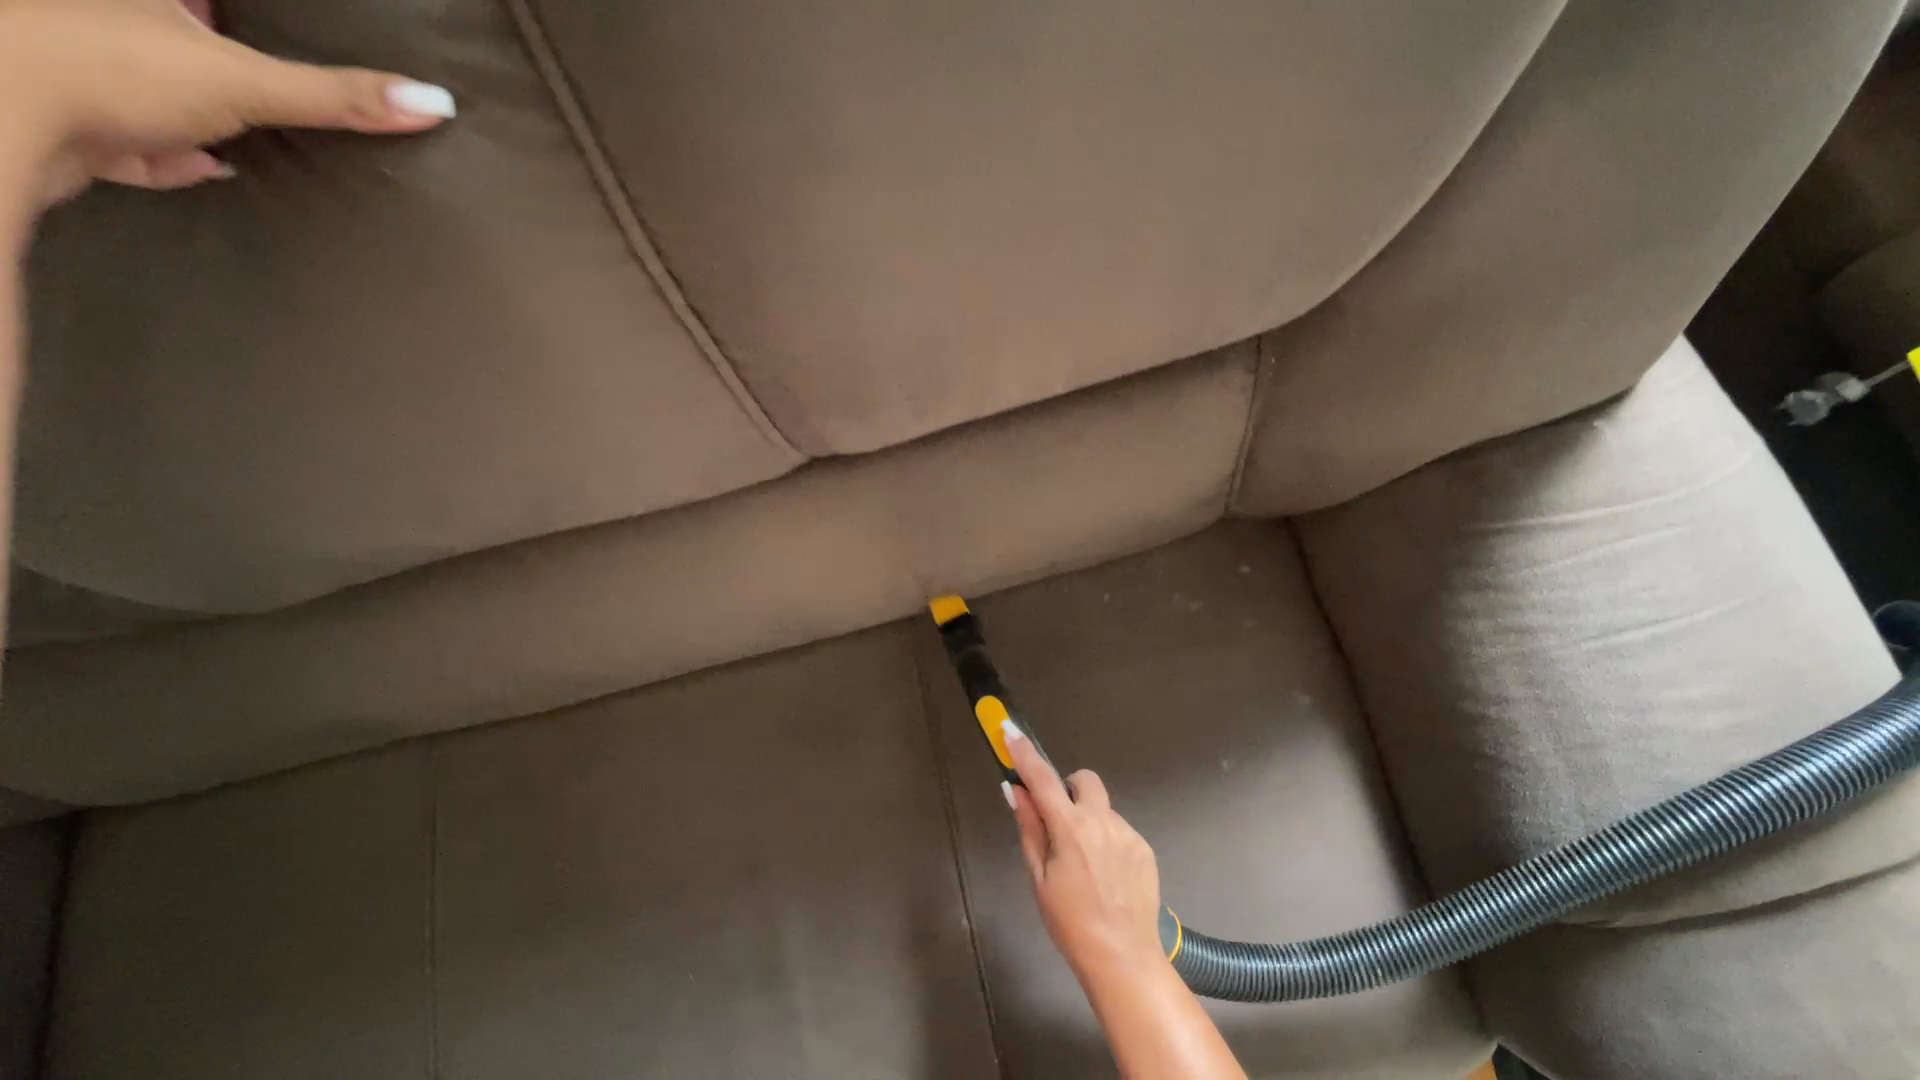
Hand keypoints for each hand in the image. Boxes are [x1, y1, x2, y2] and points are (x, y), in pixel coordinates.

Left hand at [0, 0, 454, 208]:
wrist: (0, 126)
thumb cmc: (110, 68)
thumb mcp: (246, 81)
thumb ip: (339, 97)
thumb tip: (438, 103)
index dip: (238, 11)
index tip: (265, 25)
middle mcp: (104, 15)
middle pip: (180, 33)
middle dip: (219, 54)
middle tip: (274, 77)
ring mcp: (79, 66)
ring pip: (153, 81)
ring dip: (200, 111)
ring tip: (257, 132)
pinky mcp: (67, 120)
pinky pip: (132, 134)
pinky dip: (169, 154)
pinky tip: (208, 168)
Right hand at [1003, 720, 1167, 986]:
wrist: (1123, 956)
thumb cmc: (1070, 922)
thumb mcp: (1039, 878)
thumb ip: (1030, 828)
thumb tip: (1017, 791)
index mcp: (1071, 829)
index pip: (1042, 779)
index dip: (1024, 753)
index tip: (1010, 730)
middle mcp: (1103, 822)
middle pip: (1084, 780)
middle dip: (1068, 789)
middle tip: (1058, 820)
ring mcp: (1128, 833)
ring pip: (1103, 809)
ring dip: (1088, 821)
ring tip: (1084, 866)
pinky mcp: (1145, 848)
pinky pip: (1119, 830)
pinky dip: (1106, 841)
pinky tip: (1105, 876)